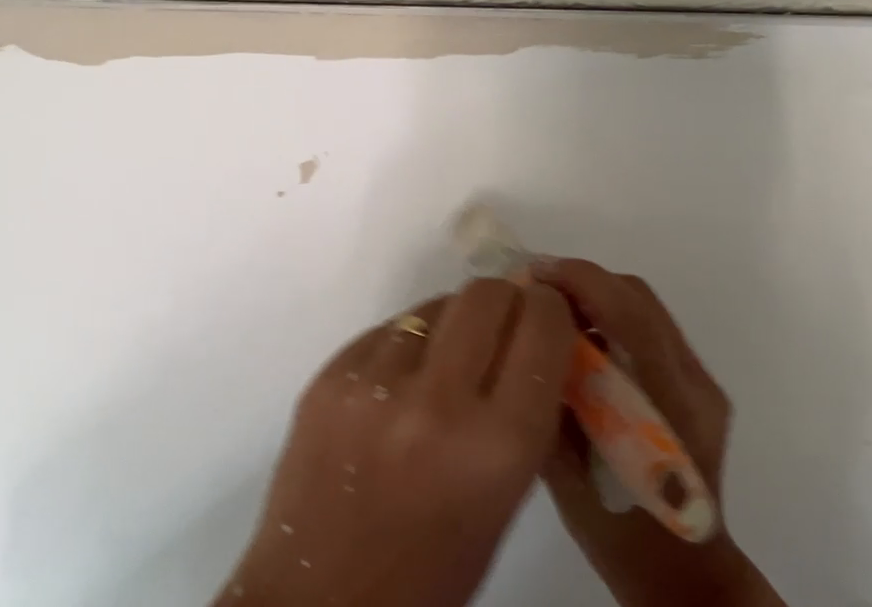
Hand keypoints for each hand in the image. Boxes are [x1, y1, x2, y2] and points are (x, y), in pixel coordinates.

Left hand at [213, 279, 577, 606]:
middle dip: (506, 301)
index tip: (550, 314)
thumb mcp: (506, 495)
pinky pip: (388, 329)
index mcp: (498, 444)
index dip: (552, 310)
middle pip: (487, 295)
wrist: (319, 600)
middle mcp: (439, 401)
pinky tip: (401, 382)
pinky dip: (407, 343)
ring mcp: (375, 384)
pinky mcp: (329, 376)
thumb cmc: (433, 565)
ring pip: (435, 305)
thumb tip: (538, 339)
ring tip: (446, 361)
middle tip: (503, 327)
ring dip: (453, 323)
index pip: (544, 327)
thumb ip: (527, 414)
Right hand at [534, 260, 783, 606]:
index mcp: (668, 405)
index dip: (579, 280)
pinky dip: (613, 319)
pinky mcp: (700, 388)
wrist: (682, 572)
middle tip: (534, 290)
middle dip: (583, 281)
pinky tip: (582, 341)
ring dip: (598, 298)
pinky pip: (652, 331)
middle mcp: (694, 383)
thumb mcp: (568, 473)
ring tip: (552, 312)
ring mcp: (702, 384)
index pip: (629, 312)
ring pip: (647, 308)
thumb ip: (553, 402)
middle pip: (639, 297)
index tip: (532, 274)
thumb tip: (524, 342)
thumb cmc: (619, 533)